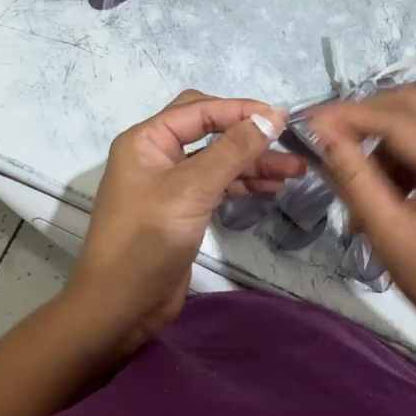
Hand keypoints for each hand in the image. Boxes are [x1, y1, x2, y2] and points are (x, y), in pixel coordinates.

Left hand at [66, 91, 304, 345]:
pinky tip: (271, 186)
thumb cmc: (147, 242)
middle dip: (247, 133)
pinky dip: (242, 183)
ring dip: (251, 161)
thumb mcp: (192, 190)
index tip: (282, 119)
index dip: (241, 110)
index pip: (199, 109)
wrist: (119, 307)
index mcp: (146, 140)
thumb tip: (271, 116)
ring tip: (295, 169)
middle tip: (287, 141)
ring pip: (216, 159)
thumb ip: (232, 151)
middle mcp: (155, 155)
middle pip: (208, 129)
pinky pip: (215, 185)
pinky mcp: (180, 211)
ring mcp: (167, 184)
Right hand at [304, 87, 415, 361]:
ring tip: (363, 183)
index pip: (396, 119)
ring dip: (384, 136)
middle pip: (412, 103)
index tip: (307, 123)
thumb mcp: (391, 236)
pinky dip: (404, 149)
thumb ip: (354, 178)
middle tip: (328, 140)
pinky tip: (390, 188)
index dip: (347, 115)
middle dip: (365, 116)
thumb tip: (322, 132)